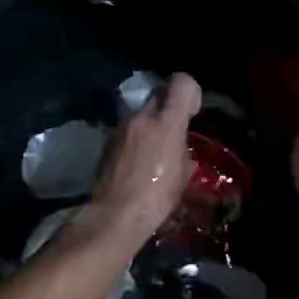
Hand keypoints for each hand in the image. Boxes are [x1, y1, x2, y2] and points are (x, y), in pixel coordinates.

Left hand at [87, 72, 200, 241]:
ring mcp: (121, 128)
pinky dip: (135, 140)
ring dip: (150, 127)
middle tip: (172, 135)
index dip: (189, 91)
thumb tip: (181, 150)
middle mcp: (142, 118)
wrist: (115, 214)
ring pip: (141, 116)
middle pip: (159, 98)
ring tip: (153, 155)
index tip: (191, 111)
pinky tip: (136, 163)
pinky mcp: (107, 141)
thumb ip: (183, 153)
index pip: (181, 84)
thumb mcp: (182, 177)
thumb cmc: (156, 198)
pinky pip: (127, 131)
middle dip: (167, 111)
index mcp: (167, 124)